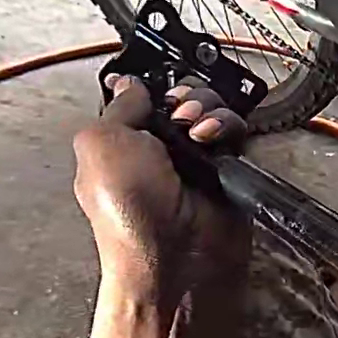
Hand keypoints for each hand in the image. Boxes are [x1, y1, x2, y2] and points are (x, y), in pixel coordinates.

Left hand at [73, 75, 246, 280]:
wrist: (176, 254)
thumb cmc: (129, 207)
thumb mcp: (100, 144)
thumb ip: (119, 107)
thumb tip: (131, 83)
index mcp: (126, 141)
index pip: (148, 96)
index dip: (155, 86)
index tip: (159, 89)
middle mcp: (164, 146)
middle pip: (184, 97)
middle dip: (184, 96)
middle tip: (180, 114)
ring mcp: (199, 157)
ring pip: (213, 109)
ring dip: (207, 109)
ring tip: (198, 131)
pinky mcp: (231, 169)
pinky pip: (236, 132)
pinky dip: (227, 126)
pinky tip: (213, 138)